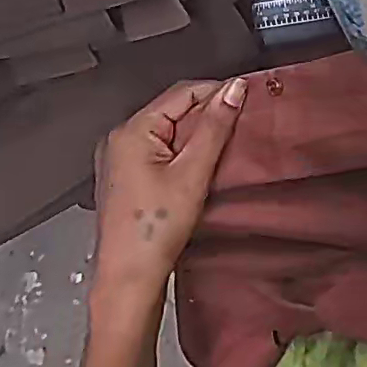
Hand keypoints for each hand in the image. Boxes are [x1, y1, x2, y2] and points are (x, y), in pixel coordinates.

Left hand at [90, 77, 247, 312]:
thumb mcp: (193, 172)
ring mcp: (120, 157)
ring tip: (226, 144)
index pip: (182, 92)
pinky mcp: (126, 175)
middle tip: (241, 123)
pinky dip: (183, 150)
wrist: (128, 277)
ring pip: (169, 129)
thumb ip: (215, 126)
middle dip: (208, 113)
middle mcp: (120, 137)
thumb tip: (234, 89)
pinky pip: (159, 148)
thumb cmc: (156, 229)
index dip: (217, 92)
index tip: (247, 98)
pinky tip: (202, 163)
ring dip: (198, 132)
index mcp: (132, 130)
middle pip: (174, 109)